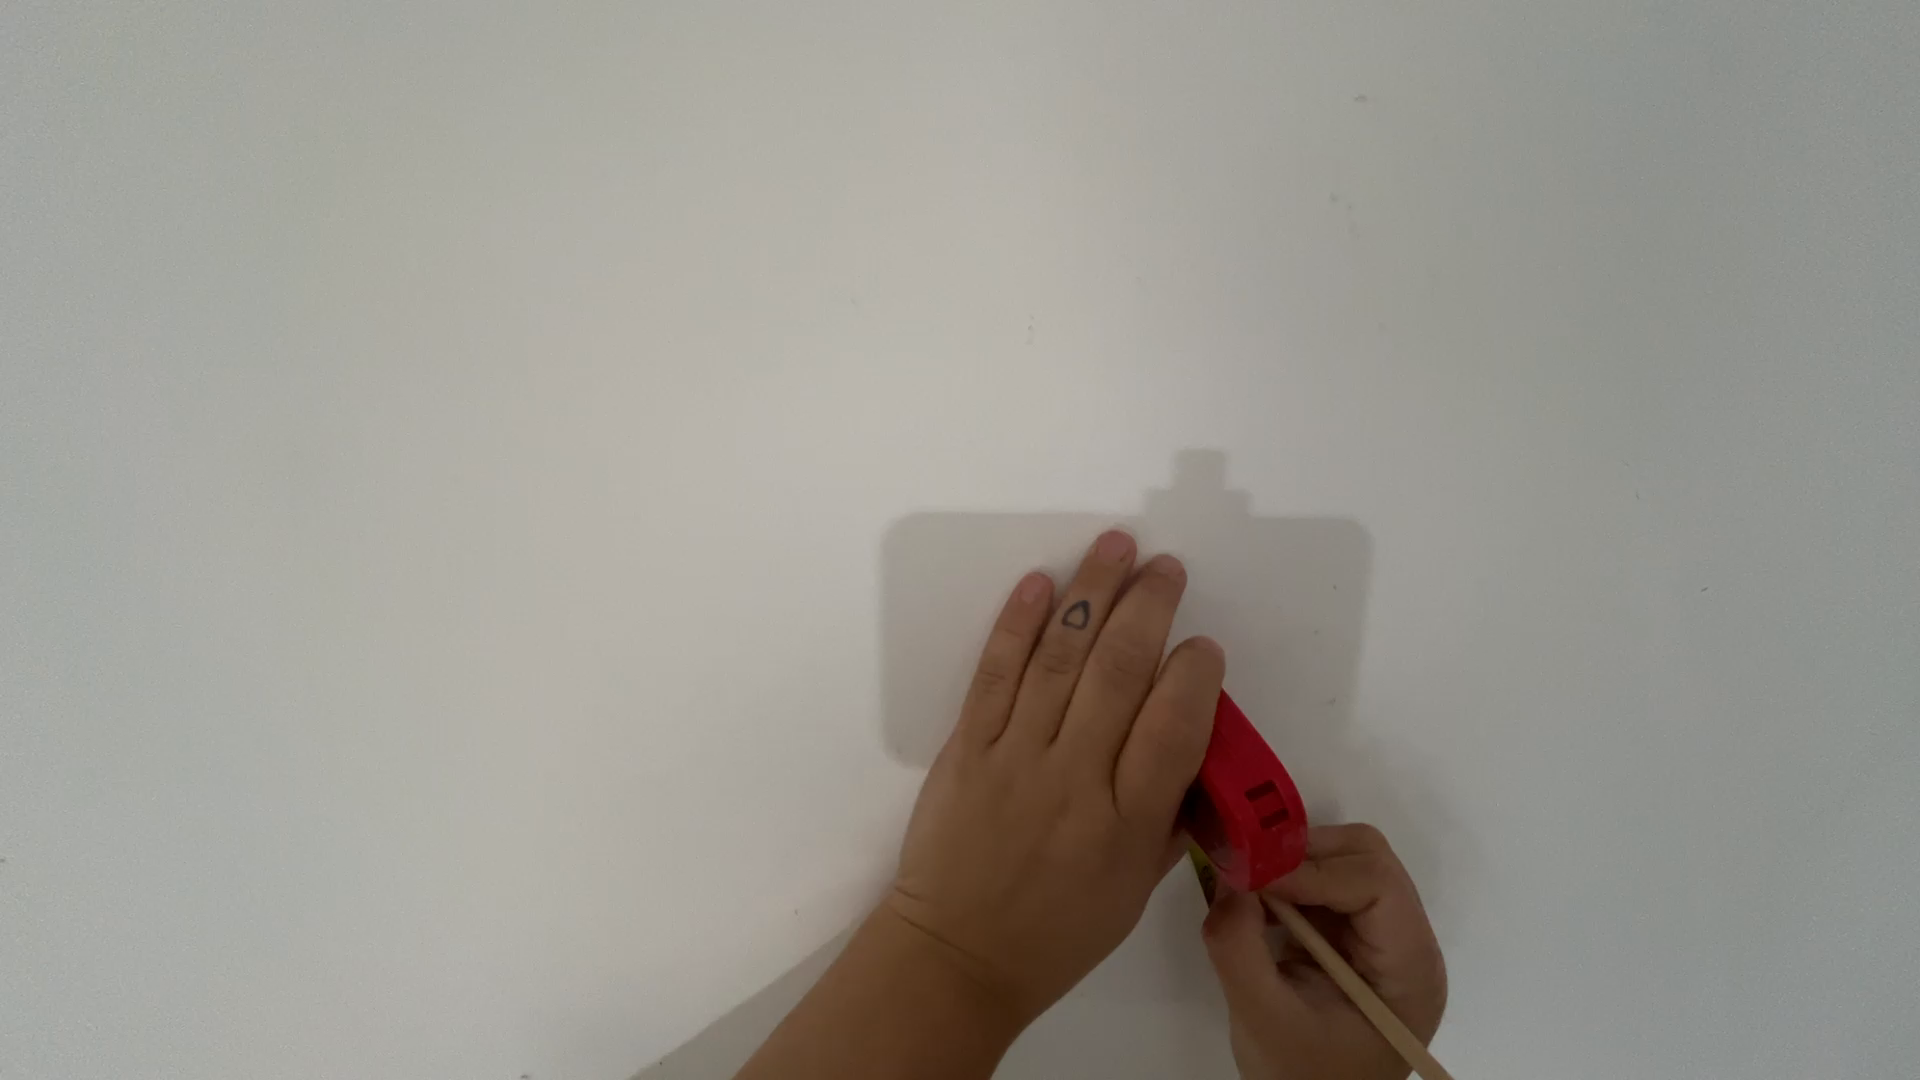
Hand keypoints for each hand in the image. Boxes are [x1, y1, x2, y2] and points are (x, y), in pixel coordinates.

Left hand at [881, 529, 1225, 1026]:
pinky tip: (1038, 585)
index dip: (1193, 676)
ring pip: (1059, 659)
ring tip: (1113, 547)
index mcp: (1127, 823)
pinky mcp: (967, 745)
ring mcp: (1015, 756)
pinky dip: (1016, 625)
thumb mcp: (1133, 891)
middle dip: (1146, 609)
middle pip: (1117, 674)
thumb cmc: (1056, 932)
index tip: (1204, 644)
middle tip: (1164, 566)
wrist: (956, 952)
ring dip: (1089, 595)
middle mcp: (1074, 778)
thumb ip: (1167, 817)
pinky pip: (994, 674)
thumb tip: (1194, 748)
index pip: (1172, 729)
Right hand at [1203, 824, 1446, 1079]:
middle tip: (1253, 874)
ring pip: (1344, 856)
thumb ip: (1238, 946)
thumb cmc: (1298, 1073)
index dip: (1315, 868)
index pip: (1377, 883)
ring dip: (1293, 862)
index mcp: (1408, 969)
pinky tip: (1260, 903)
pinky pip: (1323, 874)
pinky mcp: (1351, 929)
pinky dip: (1286, 875)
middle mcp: (1405, 941)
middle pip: (1367, 857)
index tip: (1257, 878)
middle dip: (1304, 854)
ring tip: (1253, 891)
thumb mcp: (1260, 1016)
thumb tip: (1229, 878)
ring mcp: (1379, 933)